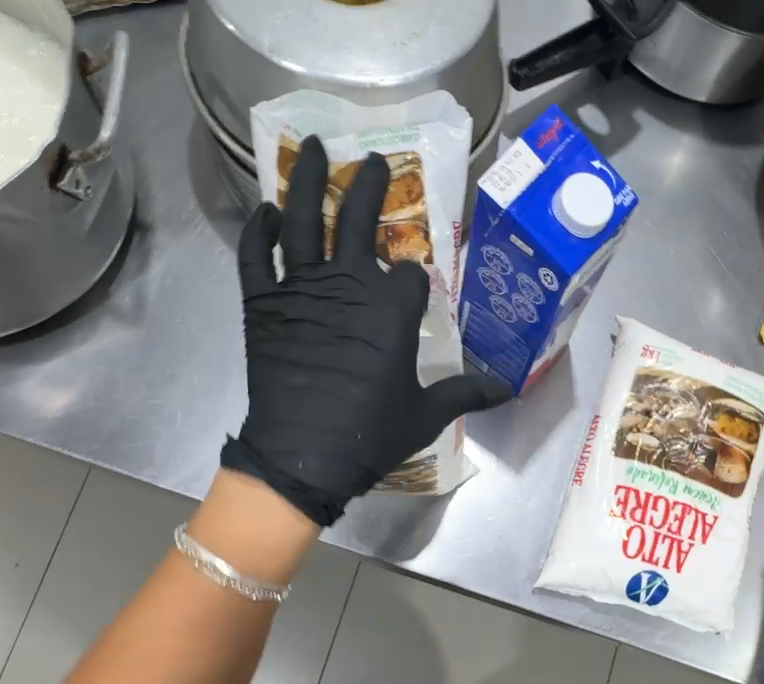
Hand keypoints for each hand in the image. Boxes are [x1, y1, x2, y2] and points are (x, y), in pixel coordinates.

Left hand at [221, 135, 511, 526]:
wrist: (303, 456)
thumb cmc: (369, 436)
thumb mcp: (426, 415)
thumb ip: (465, 393)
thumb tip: (507, 389)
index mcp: (393, 311)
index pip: (409, 273)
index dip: (413, 278)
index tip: (412, 288)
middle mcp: (349, 286)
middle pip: (361, 221)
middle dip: (371, 187)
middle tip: (374, 161)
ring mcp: (302, 290)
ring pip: (304, 221)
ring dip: (308, 181)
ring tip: (313, 147)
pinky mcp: (264, 304)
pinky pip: (256, 257)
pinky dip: (259, 232)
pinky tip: (267, 211)